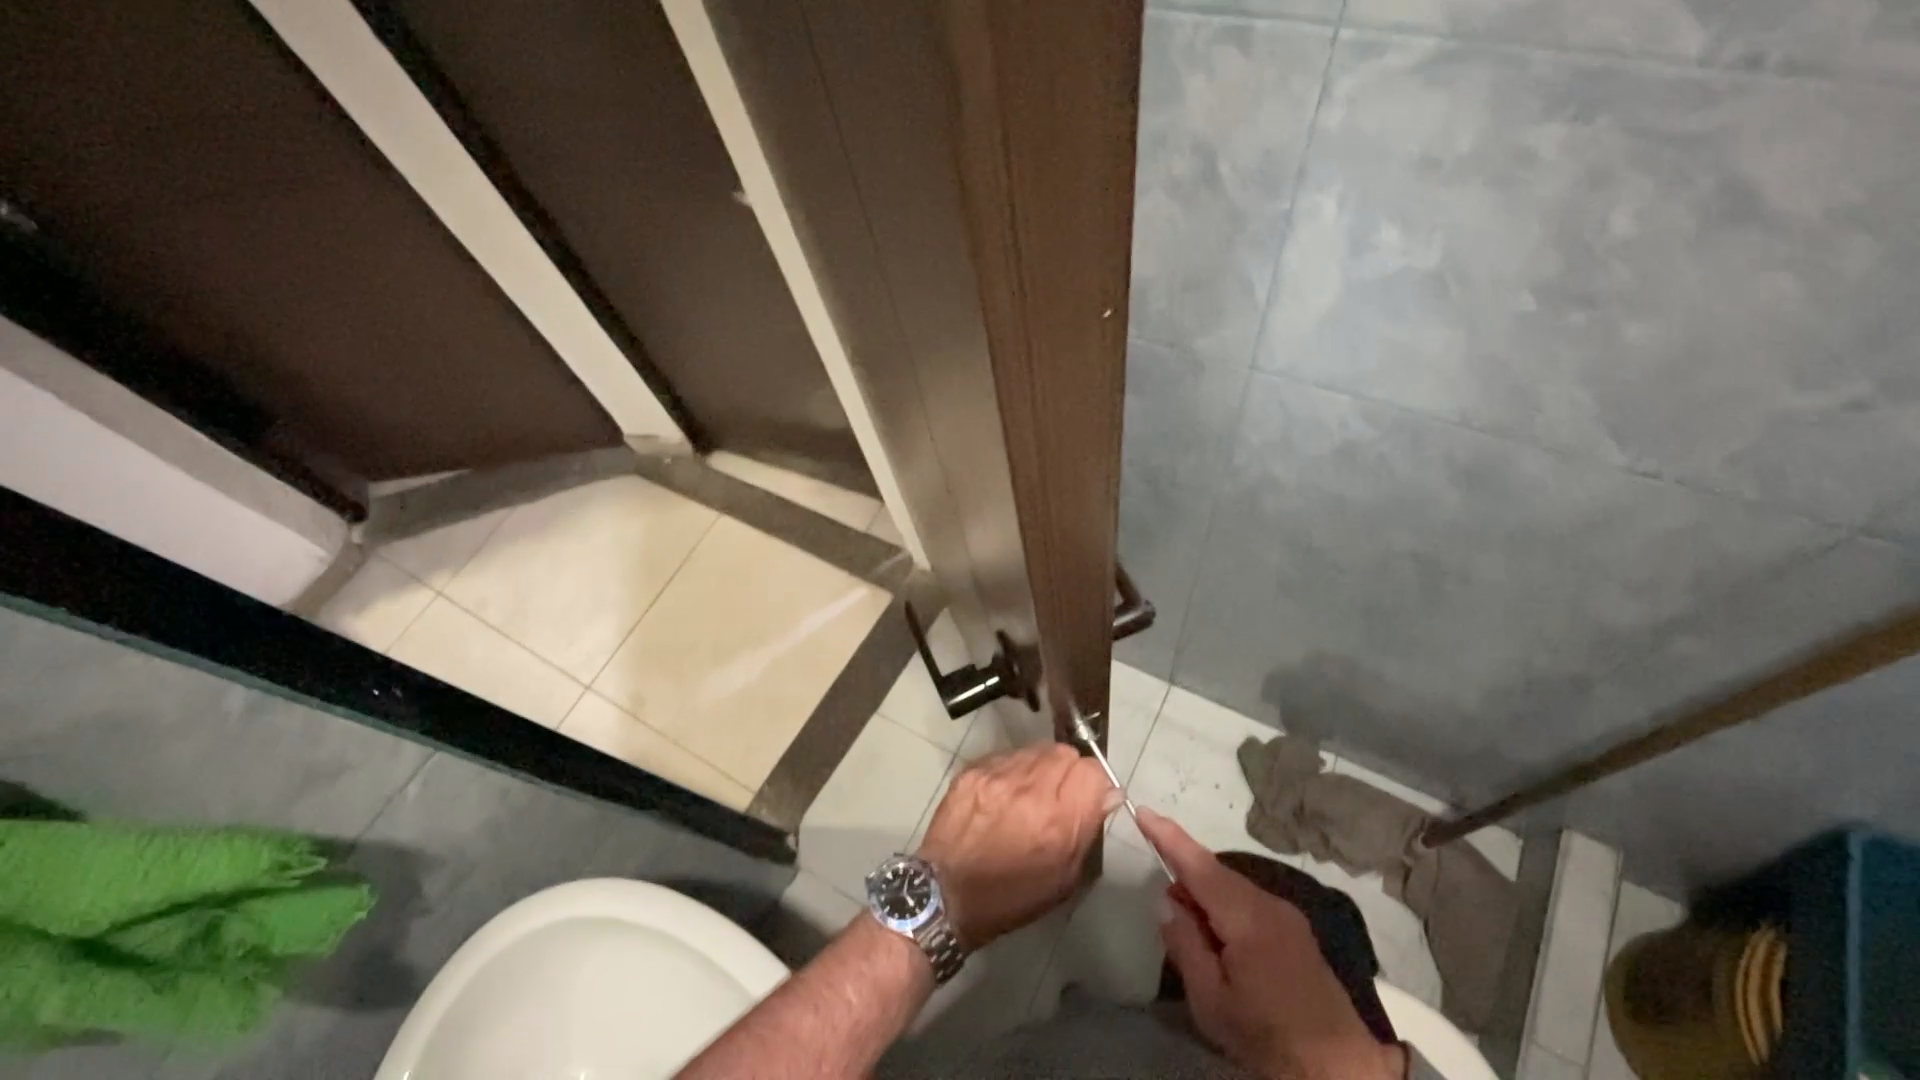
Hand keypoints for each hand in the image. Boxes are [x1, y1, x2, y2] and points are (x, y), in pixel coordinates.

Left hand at [915, 743, 1116, 949]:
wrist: (947, 893)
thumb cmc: (1012, 896)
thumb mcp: (1064, 878)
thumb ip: (1088, 830)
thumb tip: (1108, 795)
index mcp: (1059, 820)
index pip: (1092, 771)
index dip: (1094, 783)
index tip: (1088, 797)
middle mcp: (1030, 789)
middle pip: (1066, 754)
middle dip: (1069, 772)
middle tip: (1059, 794)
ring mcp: (998, 775)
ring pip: (1036, 750)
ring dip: (1042, 767)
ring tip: (1031, 792)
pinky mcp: (973, 770)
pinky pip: (1007, 756)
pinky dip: (1014, 769)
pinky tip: (1006, 792)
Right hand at [1137, 809, 1405, 1079]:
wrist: (1339, 1068)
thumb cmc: (1267, 1035)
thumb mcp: (1211, 1001)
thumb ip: (1185, 946)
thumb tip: (1168, 904)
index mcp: (1247, 917)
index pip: (1200, 865)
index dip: (1169, 838)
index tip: (1144, 812)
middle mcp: (1271, 904)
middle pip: (1217, 874)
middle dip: (1185, 876)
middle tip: (1165, 909)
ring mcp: (1289, 916)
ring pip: (1233, 889)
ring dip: (1206, 896)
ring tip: (1189, 931)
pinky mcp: (1297, 932)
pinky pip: (1249, 903)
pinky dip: (1225, 909)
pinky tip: (1218, 938)